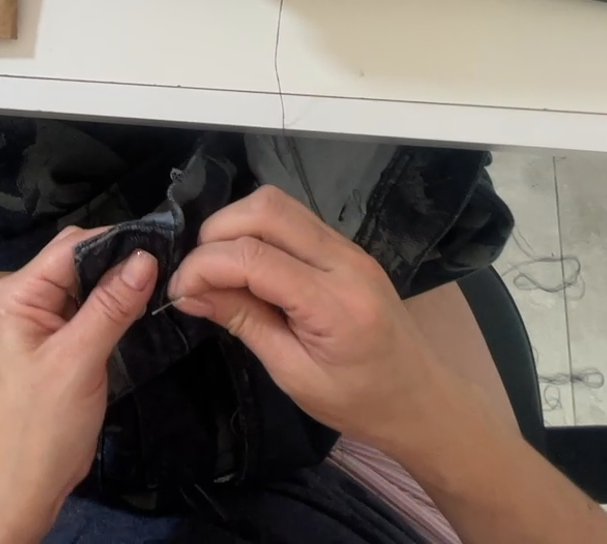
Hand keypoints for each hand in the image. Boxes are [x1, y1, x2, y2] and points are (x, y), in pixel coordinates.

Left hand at [0, 228, 156, 536]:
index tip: (161, 243)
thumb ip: (111, 306)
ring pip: (88, 280)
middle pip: (78, 258)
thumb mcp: (79, 360)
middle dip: (119, 258)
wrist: (27, 483)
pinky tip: (143, 303)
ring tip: (163, 277)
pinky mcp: (61, 336)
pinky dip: (115, 302)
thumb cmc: (44, 423)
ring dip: (120, 280)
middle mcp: (26, 294)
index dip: (113, 242)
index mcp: (18, 292)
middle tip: (168, 262)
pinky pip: (91, 304)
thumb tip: (146, 258)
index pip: (70, 247)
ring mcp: (43, 316)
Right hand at [166, 185, 456, 453]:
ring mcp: (347, 247)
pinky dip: (254, 227)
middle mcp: (344, 261)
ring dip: (234, 223)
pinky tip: (244, 260)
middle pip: (265, 210)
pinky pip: (289, 215)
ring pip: (275, 202)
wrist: (428, 404)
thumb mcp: (293, 375)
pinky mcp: (343, 245)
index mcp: (335, 305)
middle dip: (216, 232)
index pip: (254, 258)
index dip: (204, 265)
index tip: (179, 289)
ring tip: (217, 263)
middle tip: (198, 271)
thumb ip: (241, 321)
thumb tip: (186, 291)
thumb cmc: (362, 403)